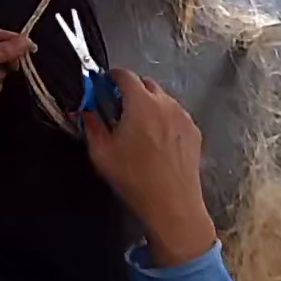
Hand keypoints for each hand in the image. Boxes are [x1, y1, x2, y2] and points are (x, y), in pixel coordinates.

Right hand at [83, 69, 216, 267]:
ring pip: (163, 99)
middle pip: (146, 83)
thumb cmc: (135, 178)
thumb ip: (91, 126)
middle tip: (120, 109)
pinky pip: (176, 114)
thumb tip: (86, 111)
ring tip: (140, 128)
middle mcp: (165, 103)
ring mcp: (183, 116)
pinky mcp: (194, 130)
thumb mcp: (102, 154)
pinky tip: (158, 140)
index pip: (125, 75)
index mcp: (141, 103)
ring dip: (149, 104)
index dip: (112, 76)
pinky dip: (165, 118)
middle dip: (132, 90)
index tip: (105, 84)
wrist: (173, 205)